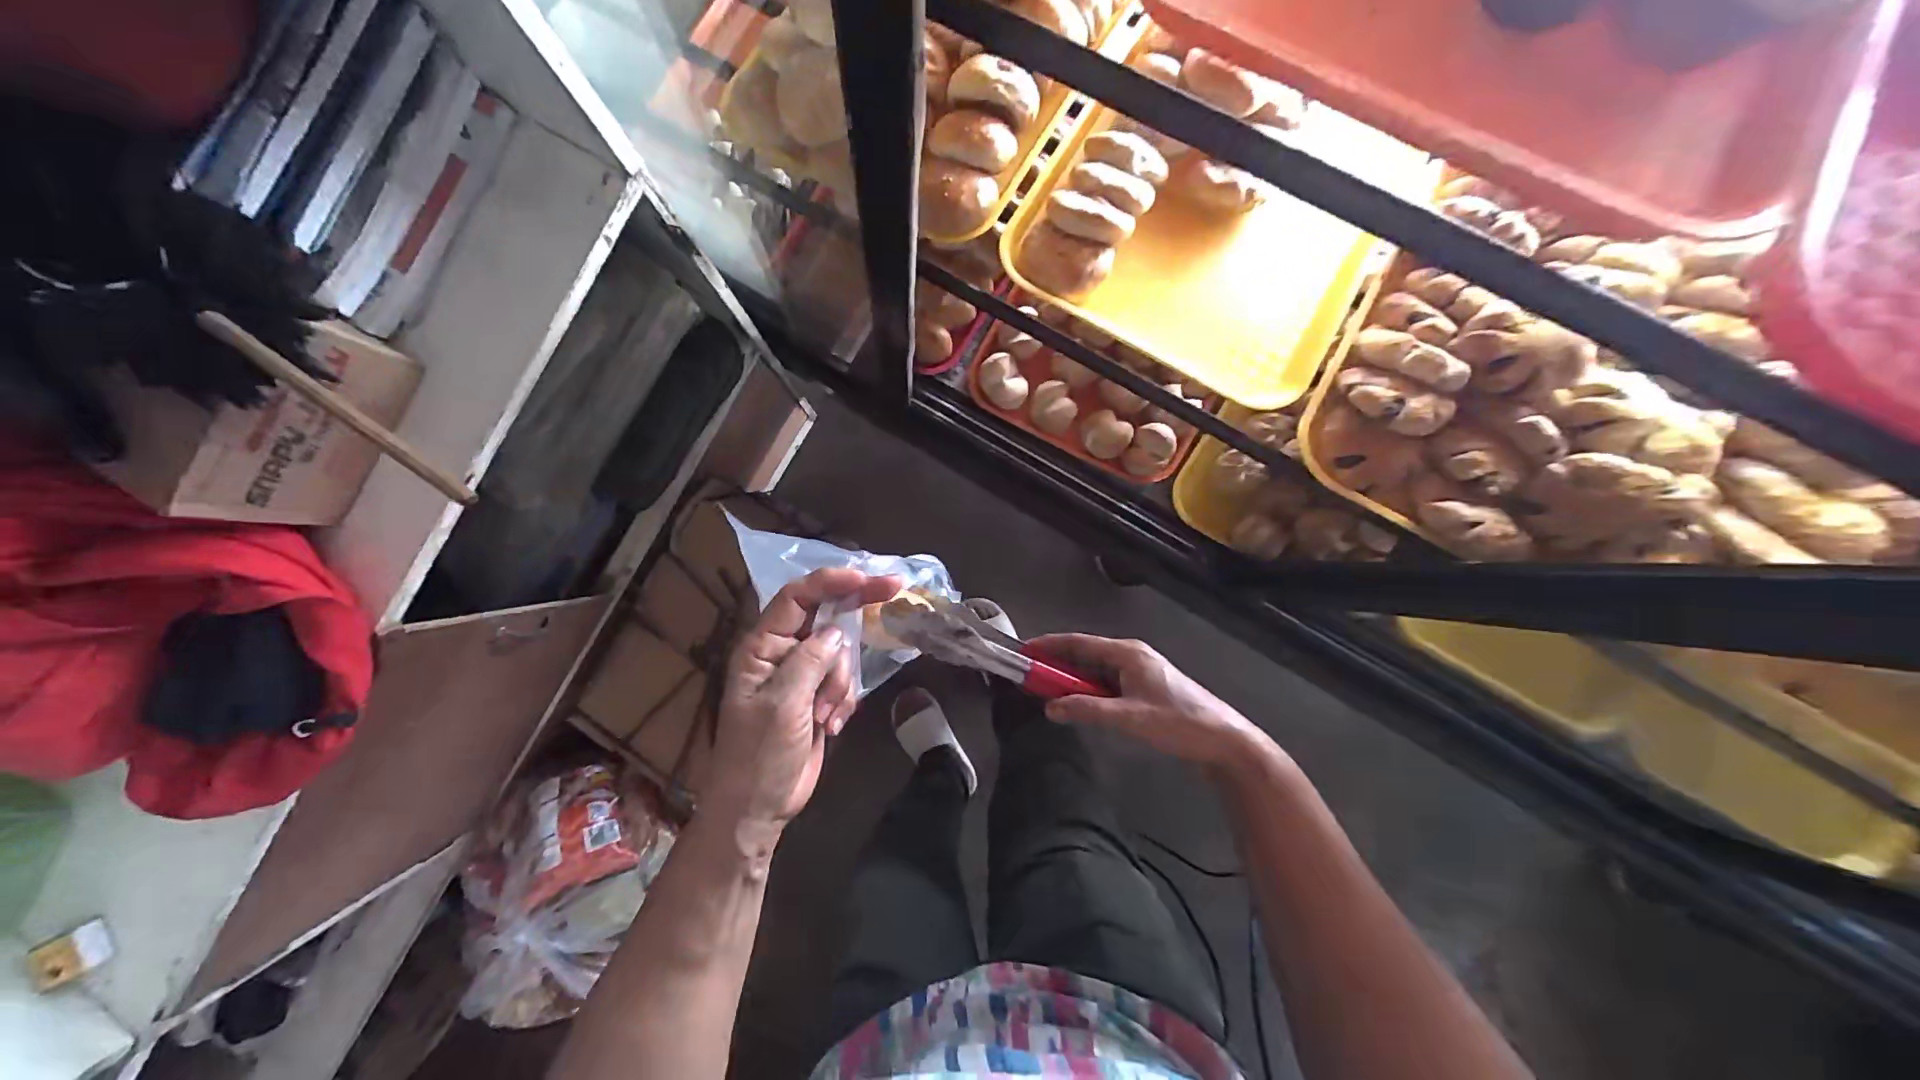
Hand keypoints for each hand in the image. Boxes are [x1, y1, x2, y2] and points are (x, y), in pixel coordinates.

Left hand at [706, 569, 902, 846]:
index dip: (832, 580)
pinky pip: (845, 681)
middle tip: (894, 588)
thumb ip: (810, 662)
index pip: (798, 597)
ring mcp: (802, 675)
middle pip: (826, 615)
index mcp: (762, 647)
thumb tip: (837, 632)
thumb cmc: (759, 756)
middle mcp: (782, 652)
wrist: (758, 808)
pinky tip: (829, 726)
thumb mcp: (781, 705)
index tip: (868, 577)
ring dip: (841, 683)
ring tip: (822, 717)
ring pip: (841, 653)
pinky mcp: (817, 696)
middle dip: (854, 613)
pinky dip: (843, 701)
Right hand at [1033, 634, 1272, 769]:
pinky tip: (1081, 704)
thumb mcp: (1129, 718)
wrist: (1225, 741)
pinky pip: (1108, 682)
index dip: (1049, 646)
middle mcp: (1132, 656)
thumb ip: (1087, 710)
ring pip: (1097, 670)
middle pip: (1086, 654)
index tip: (1024, 651)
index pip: (1079, 643)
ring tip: (1048, 692)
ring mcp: (1141, 671)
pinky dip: (1089, 689)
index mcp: (1128, 654)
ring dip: (1073, 679)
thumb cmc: (1179, 723)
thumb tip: (1050, 707)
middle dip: (1057, 664)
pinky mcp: (1147, 688)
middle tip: (1030, 677)